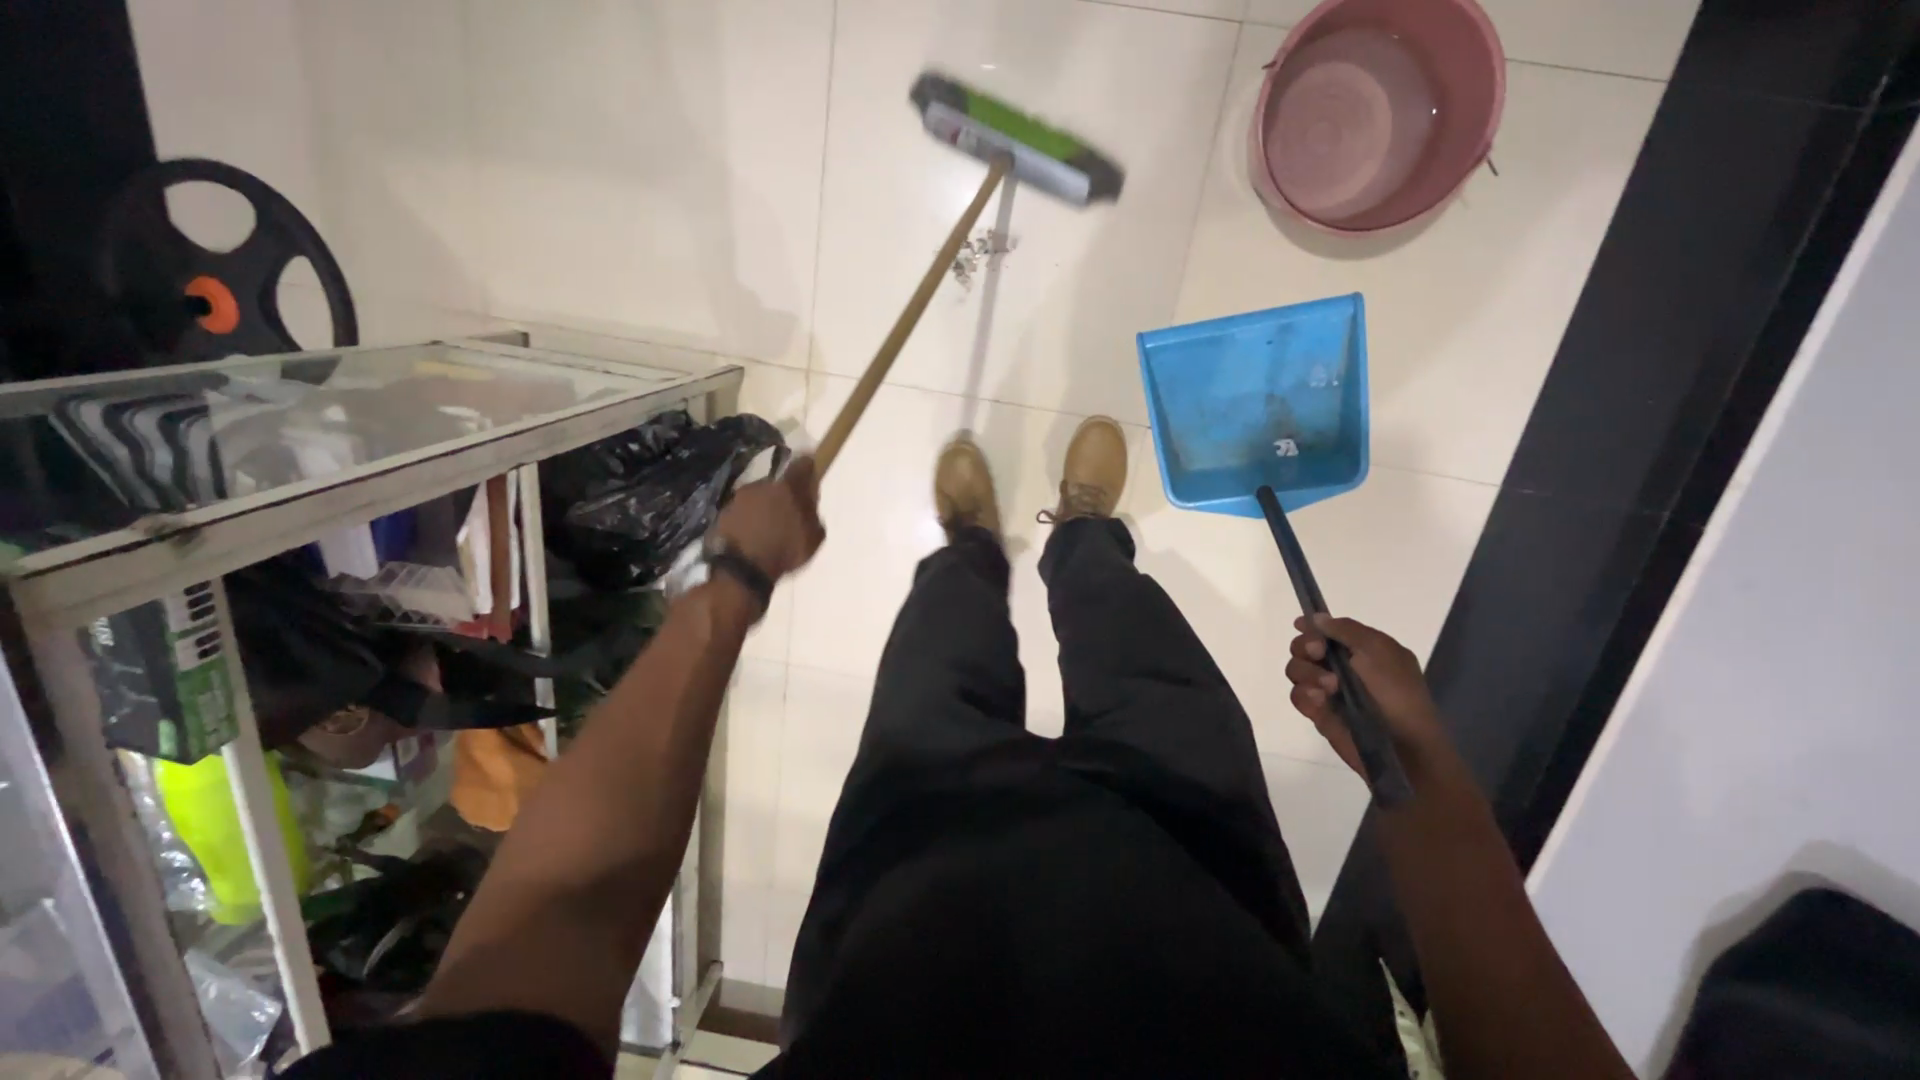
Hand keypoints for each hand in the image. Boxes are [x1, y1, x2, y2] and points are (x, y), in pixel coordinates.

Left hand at [711, 456, 825, 579]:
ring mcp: (738, 498)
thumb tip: (809, 503)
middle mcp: (761, 484)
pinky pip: (742, 512)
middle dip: (784, 495)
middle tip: (789, 513)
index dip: (809, 467)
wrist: (741, 570)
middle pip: (778, 484)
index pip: (803, 465)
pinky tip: (752, 536)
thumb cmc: (784, 552)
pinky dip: (748, 520)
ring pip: (757, 497)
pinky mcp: (723, 513)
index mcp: (787, 488)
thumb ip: (813, 515)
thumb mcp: (813, 538)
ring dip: (764, 507)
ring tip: (768, 529)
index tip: (812, 474)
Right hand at [1286, 614, 1449, 779]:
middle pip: (1303, 647)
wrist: (1405, 746)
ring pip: (1296, 670)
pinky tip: (1321, 701)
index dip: (1311, 628)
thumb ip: (1346, 630)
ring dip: (1307, 673)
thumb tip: (1315, 617)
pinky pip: (1298, 697)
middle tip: (1319, 654)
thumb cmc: (1398, 693)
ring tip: (1329, 687)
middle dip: (1305, 647)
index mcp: (1360, 649)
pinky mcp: (1319, 714)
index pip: (1325, 630)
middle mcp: (1341, 667)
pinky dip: (1306, 695)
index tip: (1305, 628)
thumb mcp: (1380, 651)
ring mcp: (1328, 691)